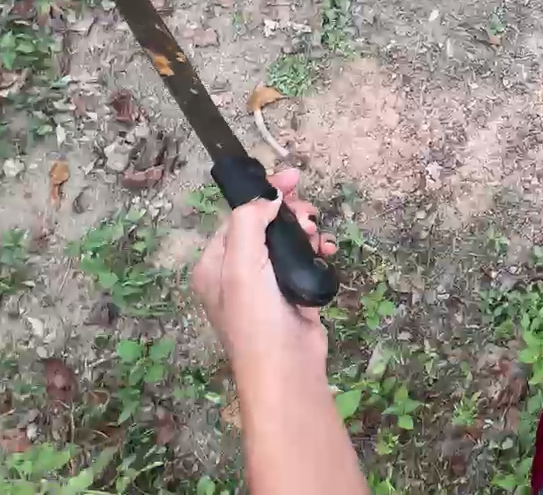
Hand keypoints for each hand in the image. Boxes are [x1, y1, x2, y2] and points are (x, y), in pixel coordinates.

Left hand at [192, 168, 339, 388]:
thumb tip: (268, 197)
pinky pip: (304, 254)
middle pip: (265, 222)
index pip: (239, 214)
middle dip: (290, 212)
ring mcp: (265, 280)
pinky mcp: (291, 288)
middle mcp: (237, 270)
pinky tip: (327, 250)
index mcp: (215, 264)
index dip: (265, 193)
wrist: (285, 364)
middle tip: (309, 215)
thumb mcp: (242, 266)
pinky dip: (317, 246)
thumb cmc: (257, 316)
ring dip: (306, 229)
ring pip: (287, 237)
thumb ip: (248, 223)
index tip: (293, 178)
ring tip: (319, 236)